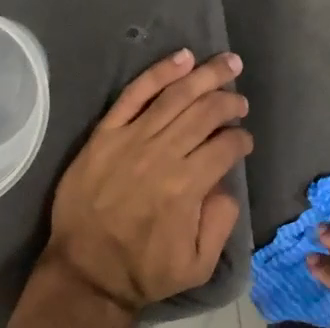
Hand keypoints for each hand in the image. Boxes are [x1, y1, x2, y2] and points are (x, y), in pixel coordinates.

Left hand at [38, 49, 253, 312]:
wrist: (85, 271)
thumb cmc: (143, 269)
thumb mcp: (197, 265)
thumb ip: (221, 223)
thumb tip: (227, 183)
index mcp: (186, 187)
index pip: (225, 146)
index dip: (241, 139)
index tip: (244, 139)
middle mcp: (162, 154)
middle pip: (205, 112)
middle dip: (230, 101)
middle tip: (241, 100)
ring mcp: (131, 138)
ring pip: (175, 95)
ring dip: (206, 75)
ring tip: (227, 63)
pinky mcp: (106, 131)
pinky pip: (135, 93)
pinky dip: (160, 72)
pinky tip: (182, 58)